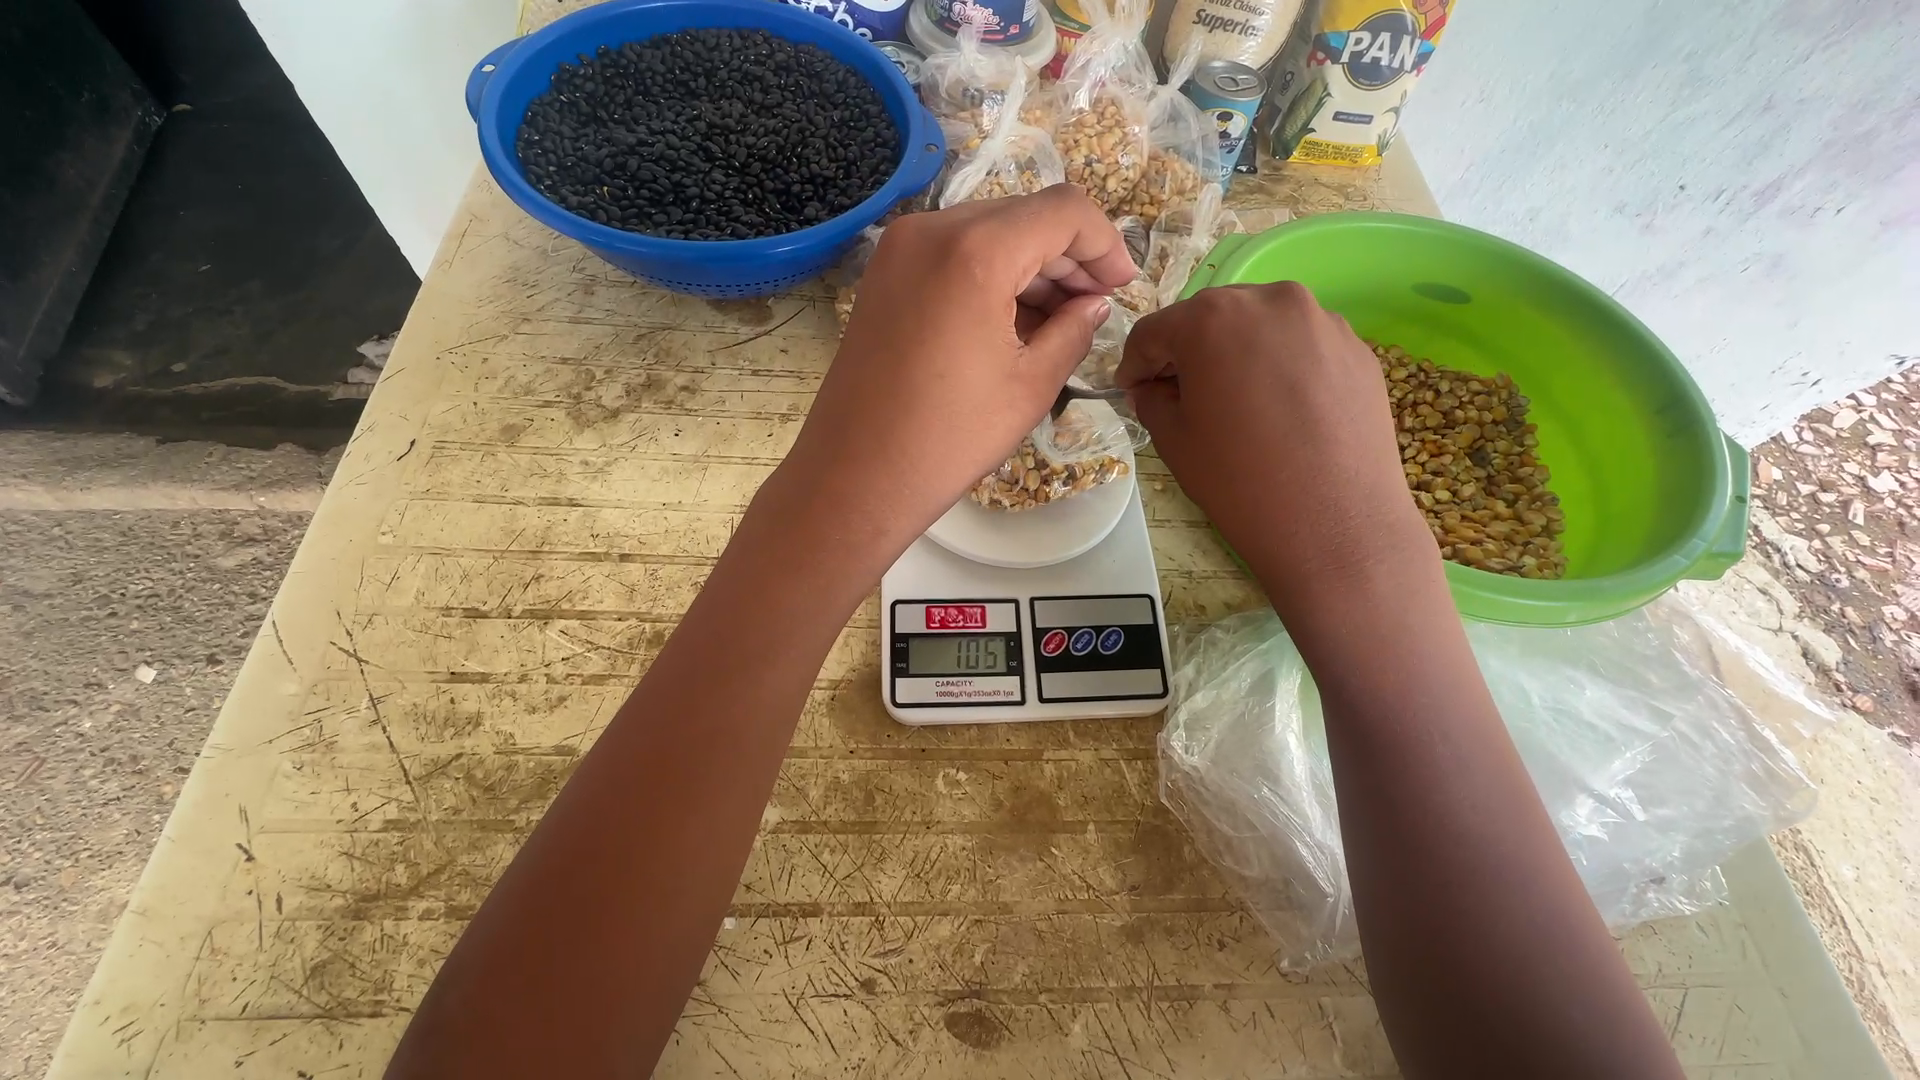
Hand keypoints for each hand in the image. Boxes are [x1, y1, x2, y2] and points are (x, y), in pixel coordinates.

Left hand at [787, 185, 1136, 541]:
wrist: (853, 475)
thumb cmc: (947, 439)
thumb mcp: (1029, 387)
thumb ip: (1073, 331)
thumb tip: (1092, 304)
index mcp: (975, 251)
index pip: (1063, 210)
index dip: (1104, 243)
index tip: (1122, 286)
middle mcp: (931, 230)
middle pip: (1023, 215)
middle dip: (1068, 257)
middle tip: (1092, 309)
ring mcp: (899, 248)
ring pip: (987, 232)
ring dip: (1030, 267)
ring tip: (1055, 323)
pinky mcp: (883, 273)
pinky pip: (952, 254)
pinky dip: (989, 275)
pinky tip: (1009, 321)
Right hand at [1116, 283, 1433, 607]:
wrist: (1336, 524)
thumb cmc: (1240, 481)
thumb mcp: (1174, 441)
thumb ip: (1151, 400)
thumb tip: (1152, 388)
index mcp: (1211, 319)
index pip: (1154, 331)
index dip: (1135, 364)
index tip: (1132, 392)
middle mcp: (1268, 301)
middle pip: (1209, 318)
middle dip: (1187, 353)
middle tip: (1181, 397)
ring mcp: (1321, 319)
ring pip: (1259, 326)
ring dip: (1236, 354)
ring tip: (1236, 404)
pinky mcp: (1356, 346)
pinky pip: (1300, 344)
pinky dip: (1280, 365)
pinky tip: (1280, 411)